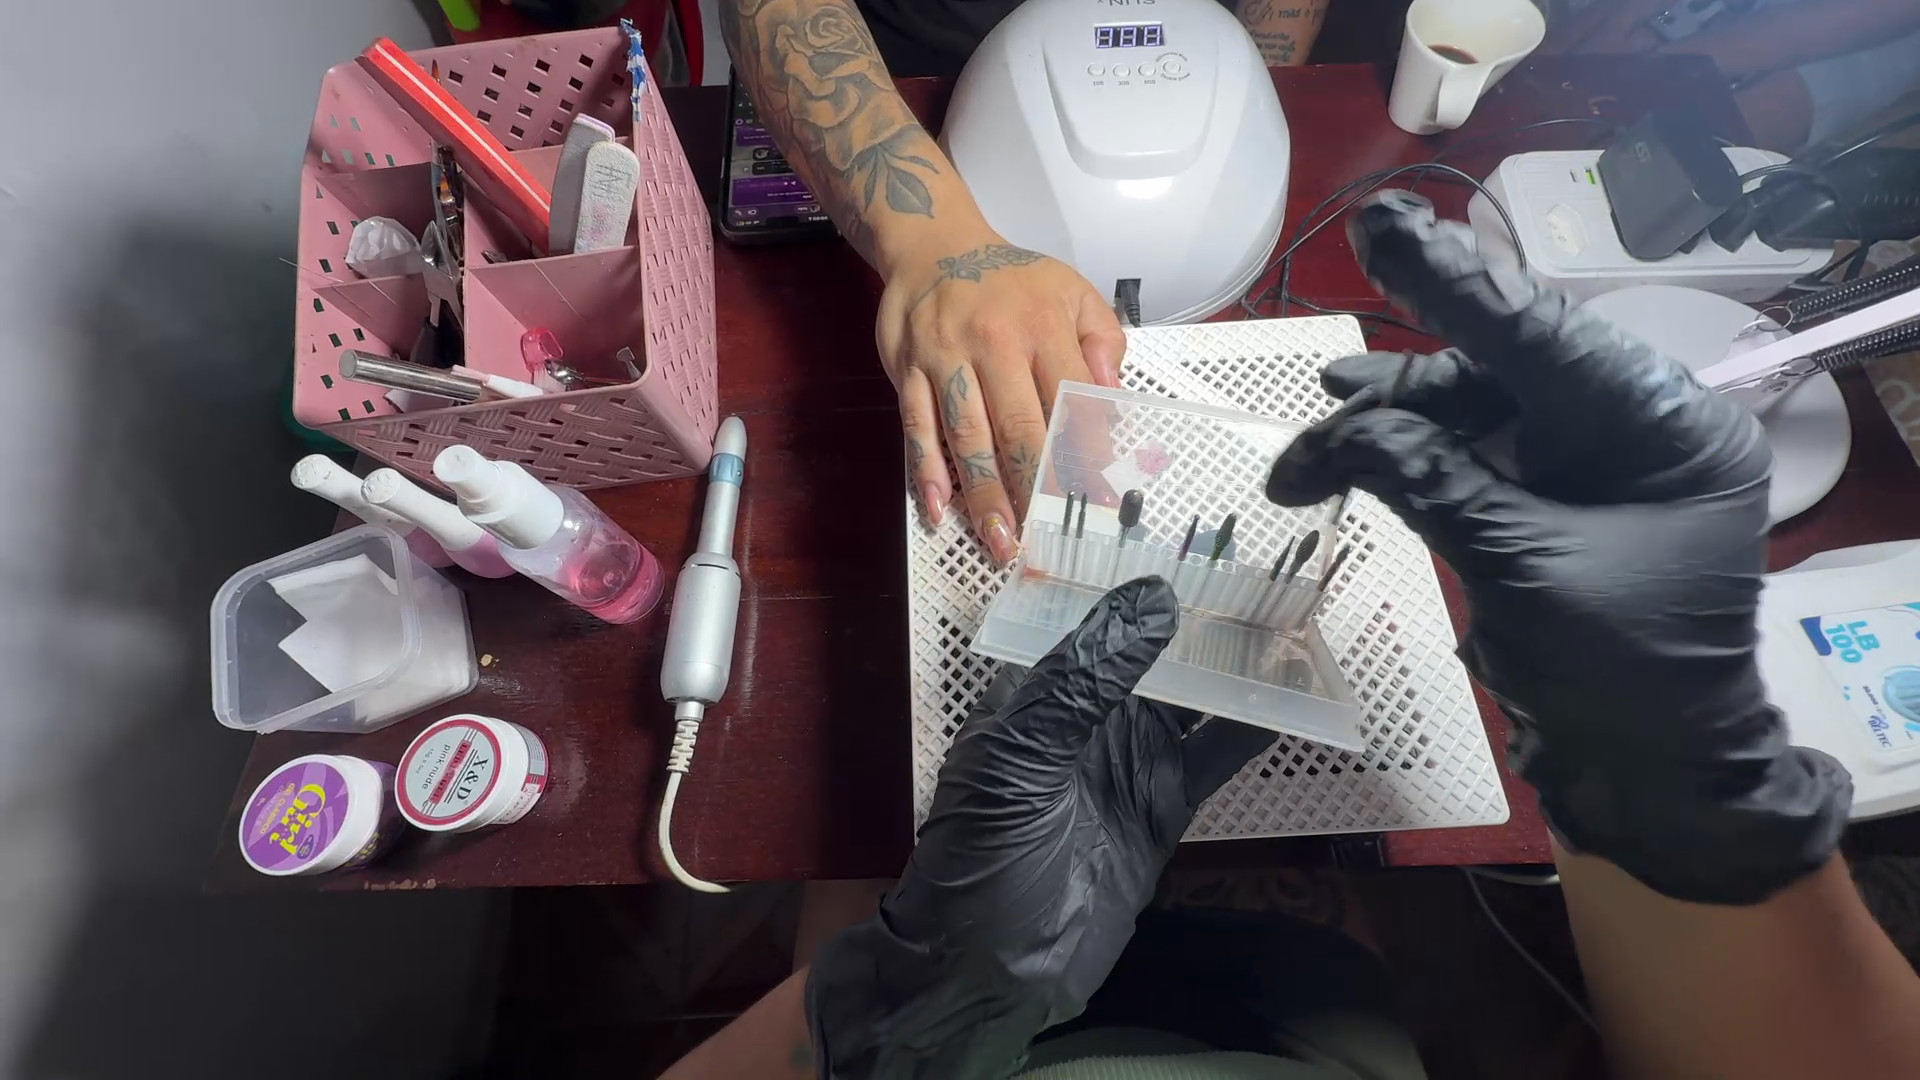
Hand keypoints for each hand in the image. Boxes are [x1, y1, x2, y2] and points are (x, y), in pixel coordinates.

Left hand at [806, 578, 1273, 1075]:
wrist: (989, 966)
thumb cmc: (984, 847)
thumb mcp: (1023, 748)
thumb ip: (1086, 674)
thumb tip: (1153, 597)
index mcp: (1043, 686)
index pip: (1097, 616)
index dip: (1141, 579)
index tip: (1197, 539)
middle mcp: (1090, 712)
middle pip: (1153, 651)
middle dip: (1200, 617)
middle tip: (1265, 571)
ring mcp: (1130, 757)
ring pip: (1192, 697)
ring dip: (1236, 667)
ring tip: (1290, 624)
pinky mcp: (1165, 804)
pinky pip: (1215, 755)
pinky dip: (1253, 728)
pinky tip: (1293, 699)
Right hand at [877, 226, 1127, 561]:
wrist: (934, 246)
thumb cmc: (1010, 279)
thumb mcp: (1070, 289)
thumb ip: (1101, 337)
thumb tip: (1111, 396)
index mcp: (1042, 324)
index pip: (1069, 398)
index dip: (1083, 451)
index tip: (1095, 499)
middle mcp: (993, 343)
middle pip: (1018, 427)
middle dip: (1033, 488)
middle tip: (1042, 537)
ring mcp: (944, 358)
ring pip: (967, 436)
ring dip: (984, 493)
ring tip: (999, 541)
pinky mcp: (908, 371)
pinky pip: (917, 427)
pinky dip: (927, 469)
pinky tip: (940, 508)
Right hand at [1266, 192, 1849, 904]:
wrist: (1637, 747)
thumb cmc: (1612, 664)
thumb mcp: (1517, 565)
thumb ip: (1429, 483)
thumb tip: (1336, 435)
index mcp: (1651, 425)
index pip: (1535, 336)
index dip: (1451, 281)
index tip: (1384, 226)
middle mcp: (1610, 420)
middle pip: (1478, 371)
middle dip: (1385, 396)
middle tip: (1309, 419)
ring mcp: (1562, 451)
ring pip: (1446, 410)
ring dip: (1369, 434)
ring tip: (1301, 466)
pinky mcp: (1522, 482)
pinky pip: (1442, 447)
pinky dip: (1385, 451)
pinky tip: (1338, 445)